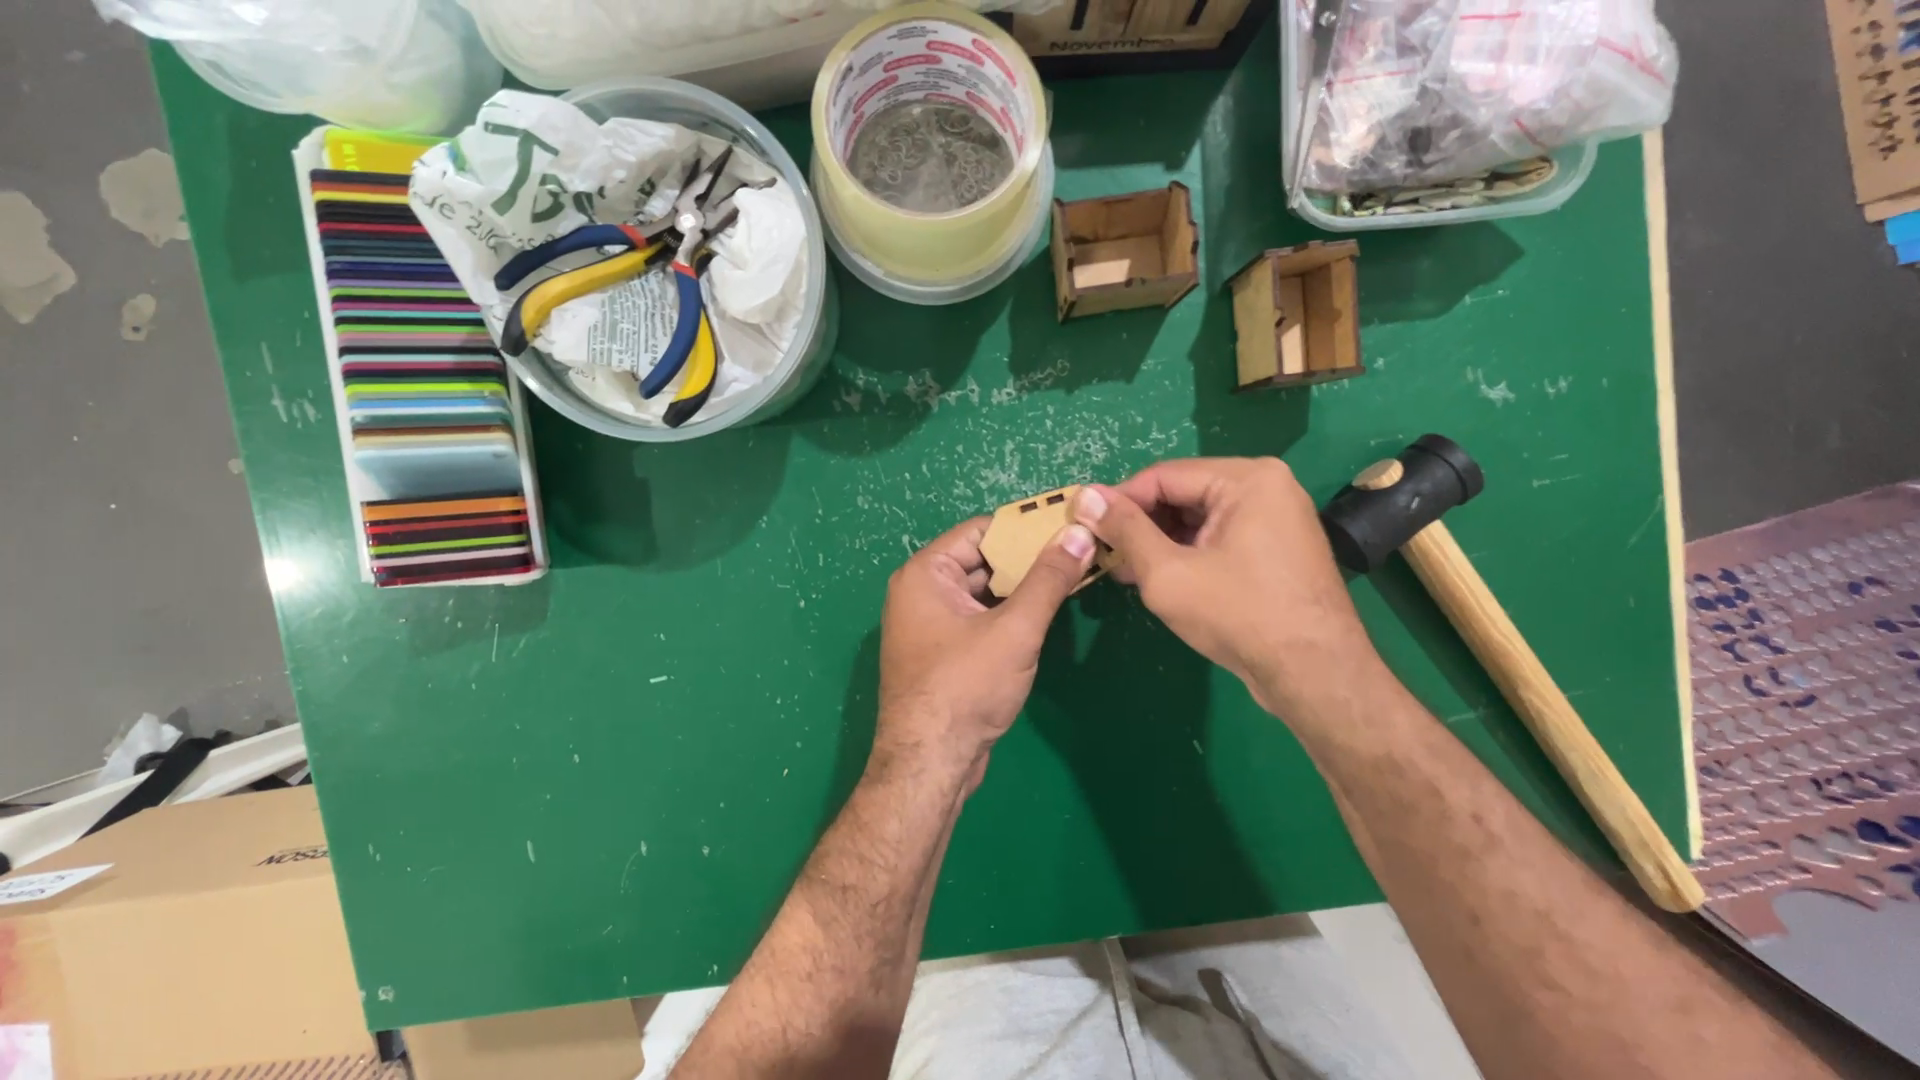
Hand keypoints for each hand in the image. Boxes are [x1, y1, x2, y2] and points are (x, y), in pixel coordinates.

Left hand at [874, 516, 1095, 788]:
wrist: (931, 763)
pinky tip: (1045, 616)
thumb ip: (1049, 579)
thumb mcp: (1015, 629)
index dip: (1024, 528)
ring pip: (984, 593)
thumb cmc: (965, 687)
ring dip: (1022, 589)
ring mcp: (929, 626)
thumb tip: (1080, 532)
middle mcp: (920, 593)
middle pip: (982, 561)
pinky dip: (1009, 616)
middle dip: (1028, 560)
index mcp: (924, 574)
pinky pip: (980, 620)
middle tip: (1078, 551)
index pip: (979, 531)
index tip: (1068, 524)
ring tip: (1072, 578)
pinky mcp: (943, 655)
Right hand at [1073, 457, 1382, 719]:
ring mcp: (1278, 518)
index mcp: (1247, 478)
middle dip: (1141, 525)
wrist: (1315, 674)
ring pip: (1200, 519)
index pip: (1163, 475)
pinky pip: (1221, 538)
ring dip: (1161, 543)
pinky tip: (1162, 581)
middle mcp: (1268, 486)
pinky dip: (1189, 555)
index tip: (1084, 525)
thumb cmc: (1239, 615)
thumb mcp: (1167, 572)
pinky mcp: (1279, 549)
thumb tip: (1085, 496)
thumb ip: (1125, 530)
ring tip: (1128, 574)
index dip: (1118, 501)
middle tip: (1105, 556)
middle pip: (1183, 494)